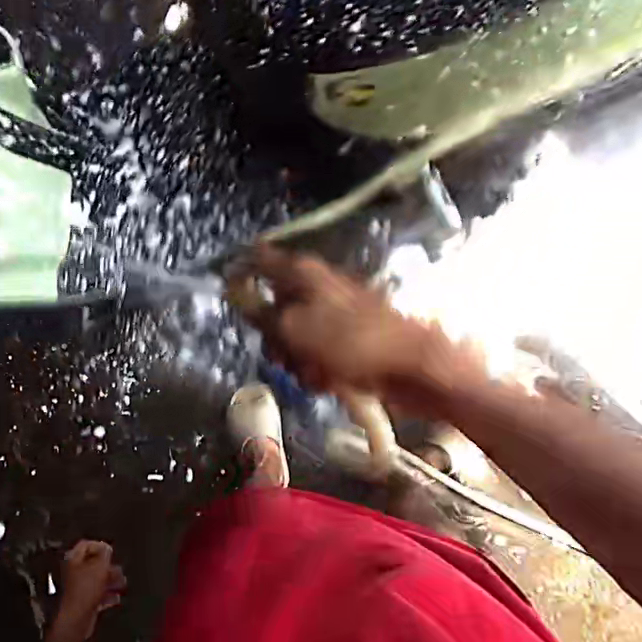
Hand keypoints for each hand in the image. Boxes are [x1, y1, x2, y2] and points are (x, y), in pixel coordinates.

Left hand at [49, 541, 124, 641]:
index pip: (85, 545)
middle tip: (119, 570)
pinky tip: (115, 598)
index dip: (98, 545)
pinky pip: (97, 595)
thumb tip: (106, 547)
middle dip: (108, 566)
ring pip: (97, 580)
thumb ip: (104, 554)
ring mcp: (78, 588)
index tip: (110, 551)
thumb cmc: (87, 589)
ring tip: (122, 584)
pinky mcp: (83, 602)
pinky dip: (107, 595)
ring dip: (110, 581)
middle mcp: (74, 572)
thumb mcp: (99, 566)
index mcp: (74, 560)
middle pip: (93, 563)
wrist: (78, 618)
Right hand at [234, 247, 478, 411]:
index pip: (260, 260)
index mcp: (304, 274)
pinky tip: (332, 382)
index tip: (227, 294)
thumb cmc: (352, 342)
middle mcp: (317, 289)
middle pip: (273, 309)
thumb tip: (234, 290)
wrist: (414, 368)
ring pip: (293, 339)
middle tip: (285, 353)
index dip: (240, 274)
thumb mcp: (294, 328)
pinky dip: (319, 371)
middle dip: (274, 339)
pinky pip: (316, 356)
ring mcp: (333, 317)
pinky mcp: (347, 343)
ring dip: (297, 361)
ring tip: (316, 372)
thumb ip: (260, 311)